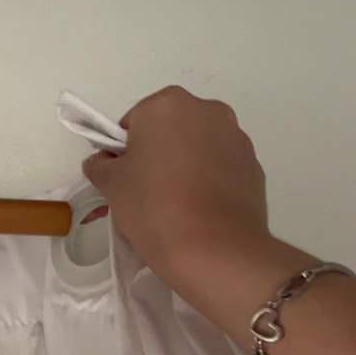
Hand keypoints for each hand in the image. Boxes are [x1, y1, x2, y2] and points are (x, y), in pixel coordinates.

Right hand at [82, 86, 312, 330]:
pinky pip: (220, 168)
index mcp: (168, 104)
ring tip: (173, 203)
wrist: (213, 249)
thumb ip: (101, 165)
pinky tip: (198, 211)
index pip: (133, 121)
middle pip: (169, 129)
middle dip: (157, 153)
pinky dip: (208, 181)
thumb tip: (104, 162)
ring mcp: (237, 138)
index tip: (123, 177)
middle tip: (144, 189)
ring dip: (184, 165)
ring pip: (197, 147)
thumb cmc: (153, 204)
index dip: (123, 150)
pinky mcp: (254, 167)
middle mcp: (207, 110)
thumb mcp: (111, 184)